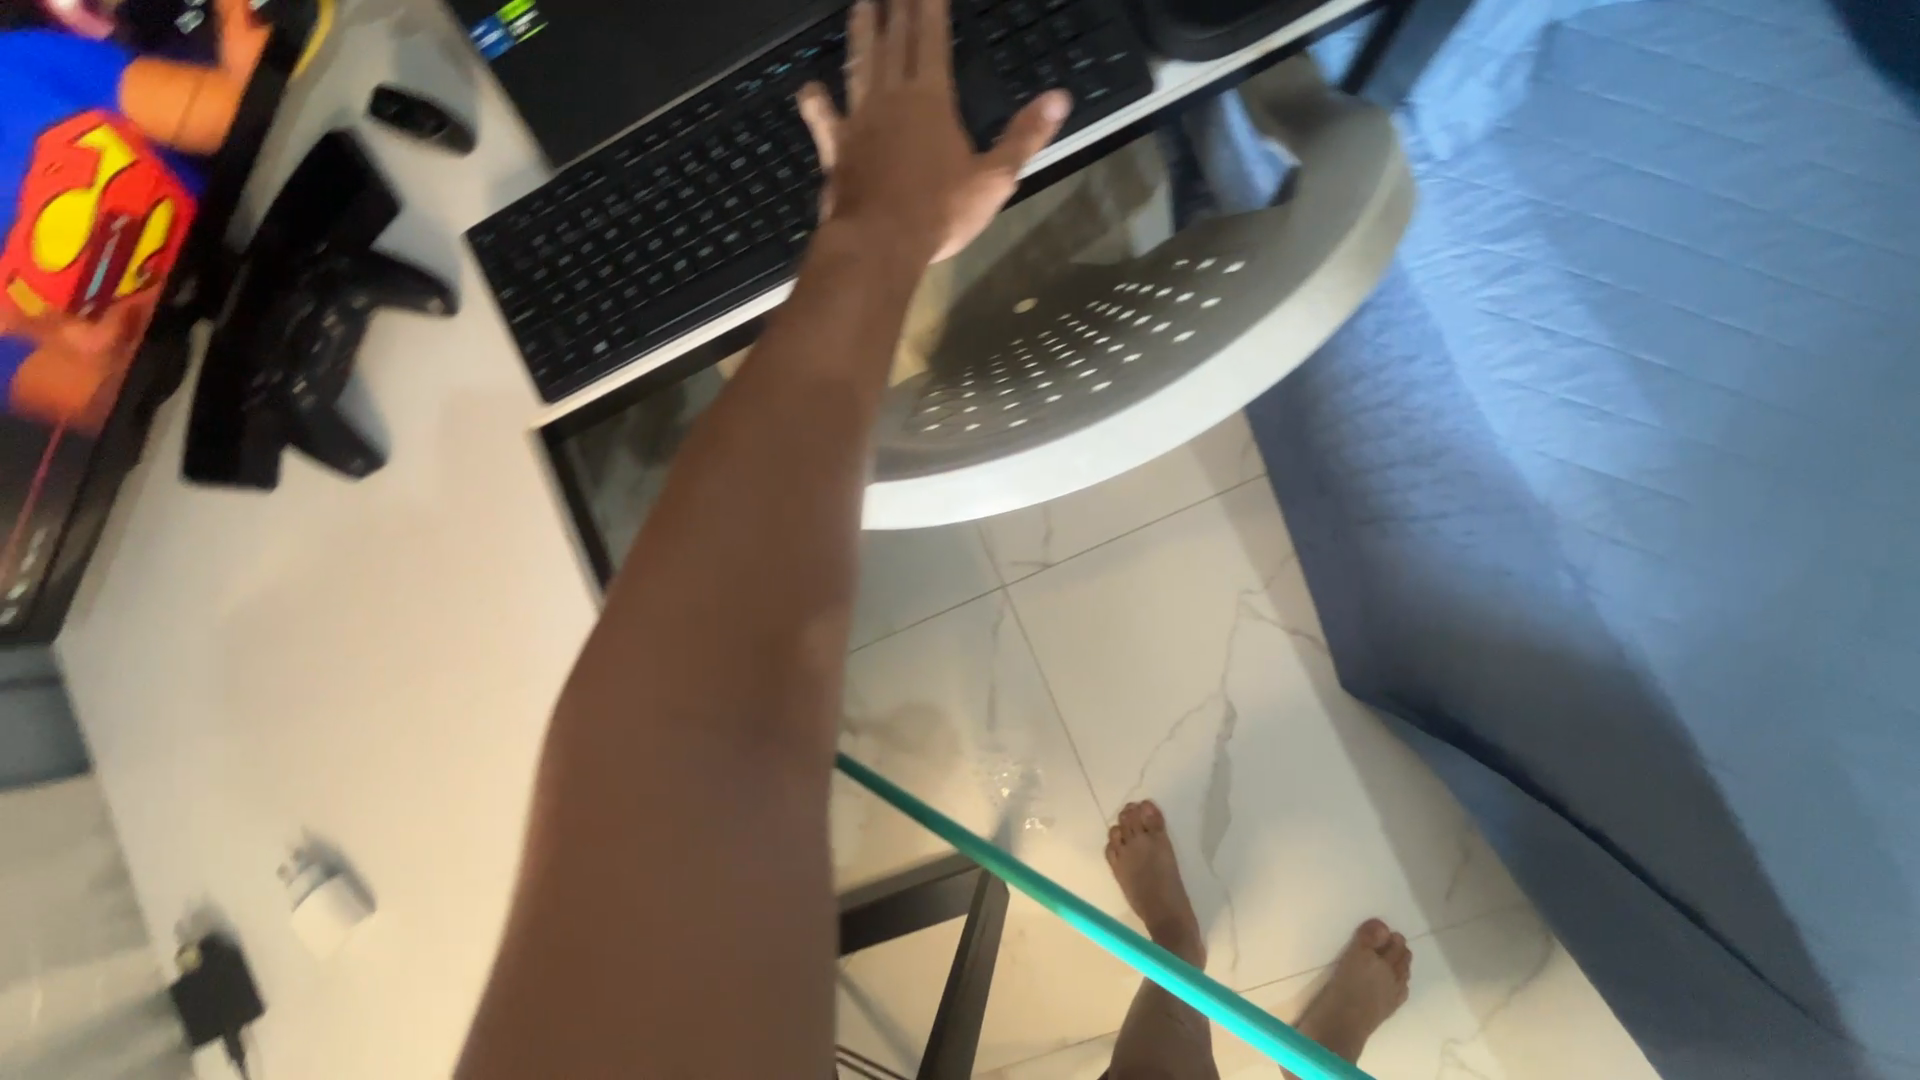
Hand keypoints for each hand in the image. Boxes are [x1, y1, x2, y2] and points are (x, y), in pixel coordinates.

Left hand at [795, 0, 1071, 263]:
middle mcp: (891, 97)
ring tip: (860, 4)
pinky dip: (814, 101)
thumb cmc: (940, 214)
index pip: (931, 36)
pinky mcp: (836, 150)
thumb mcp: (994, 180)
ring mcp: (859, 121)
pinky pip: (823, 118)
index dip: (929, 4)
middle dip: (895, 6)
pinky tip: (808, 87)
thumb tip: (1060, 97)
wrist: (879, 244)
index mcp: (931, 99)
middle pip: (893, 40)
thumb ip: (1024, 137)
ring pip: (859, 65)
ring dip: (860, 33)